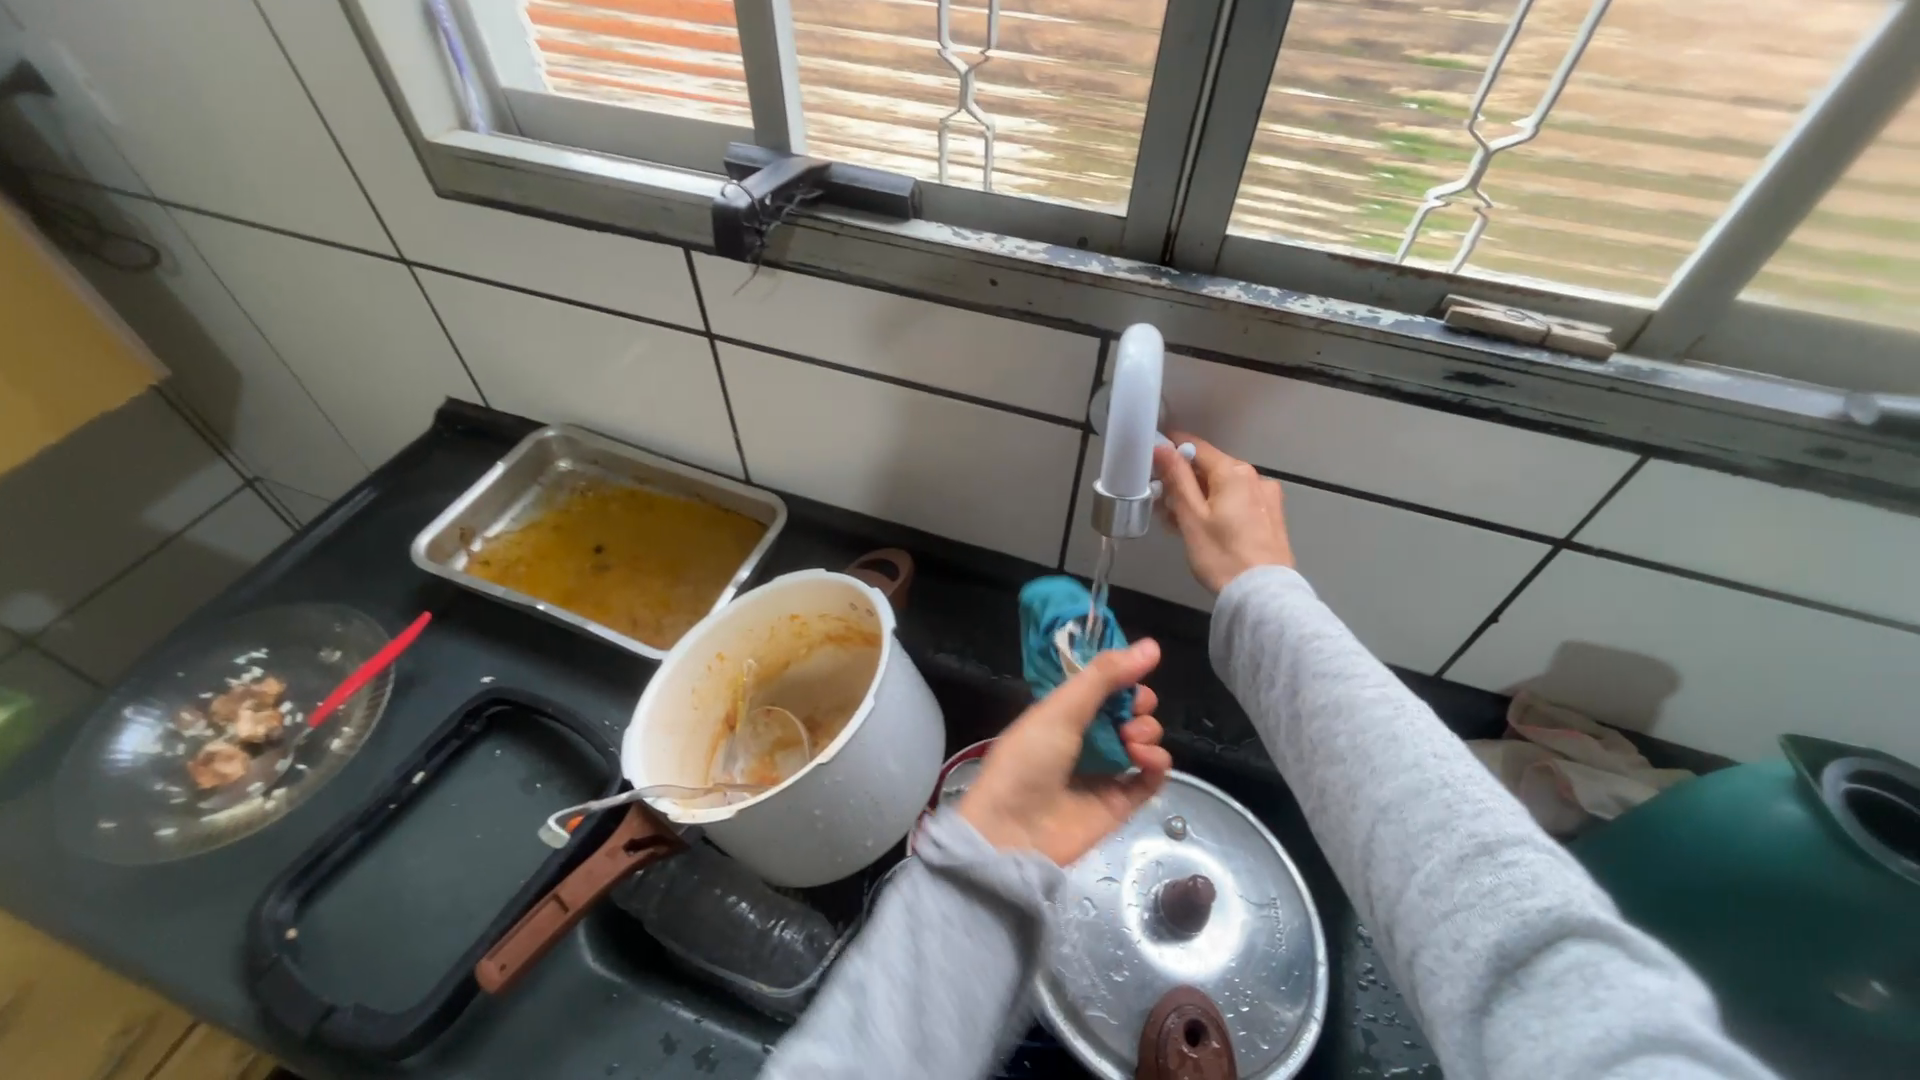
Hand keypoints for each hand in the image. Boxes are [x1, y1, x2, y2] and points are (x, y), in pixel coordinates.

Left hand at [958, 640, 1172, 865]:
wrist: (1013, 832)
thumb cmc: (1028, 760)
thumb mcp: (1061, 708)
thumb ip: (1104, 676)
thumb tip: (1152, 645)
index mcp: (1063, 712)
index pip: (1104, 687)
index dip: (1123, 678)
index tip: (1134, 674)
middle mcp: (1085, 738)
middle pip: (1129, 711)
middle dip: (1139, 705)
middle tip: (1132, 711)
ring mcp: (1104, 770)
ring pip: (1144, 741)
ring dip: (1148, 732)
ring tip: (1132, 741)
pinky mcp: (1120, 803)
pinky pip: (1151, 778)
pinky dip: (1157, 764)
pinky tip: (1144, 760)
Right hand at [1154, 435, 1293, 594]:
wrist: (1262, 593)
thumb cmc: (1221, 555)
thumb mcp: (1191, 516)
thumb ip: (1177, 478)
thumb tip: (1162, 446)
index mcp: (1234, 472)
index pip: (1196, 447)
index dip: (1171, 450)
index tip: (1151, 461)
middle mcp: (1255, 477)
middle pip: (1211, 468)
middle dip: (1183, 481)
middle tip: (1160, 503)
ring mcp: (1267, 497)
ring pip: (1223, 487)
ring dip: (1199, 497)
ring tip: (1178, 523)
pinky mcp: (1271, 517)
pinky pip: (1238, 502)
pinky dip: (1217, 508)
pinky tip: (1204, 529)